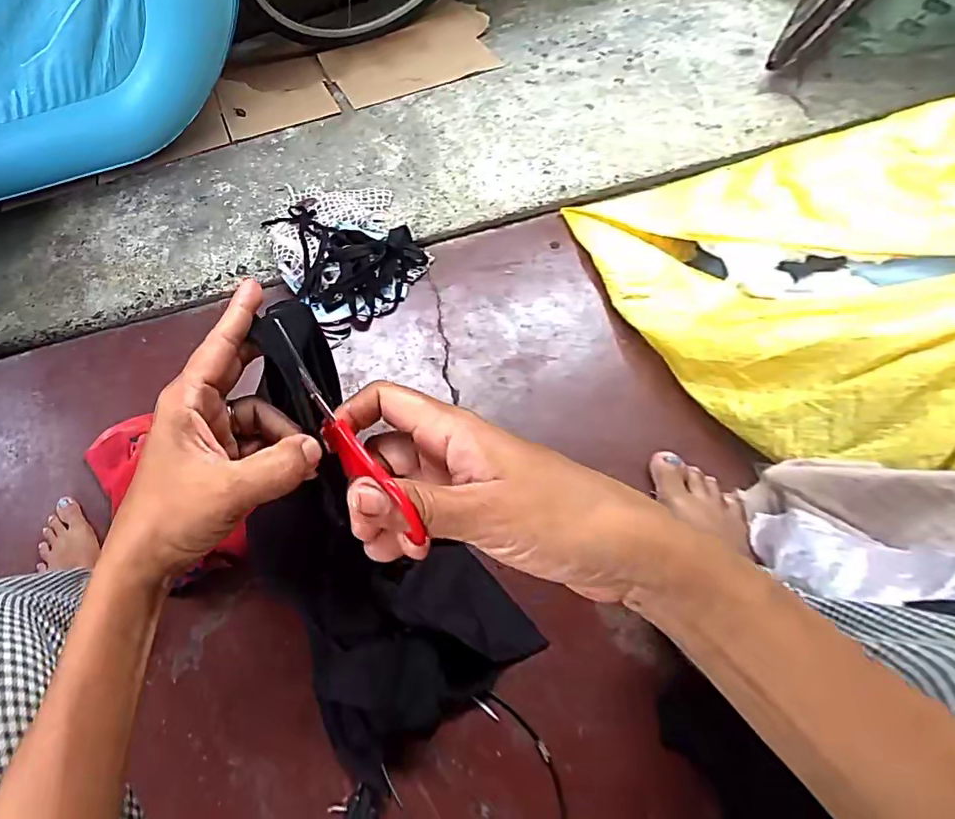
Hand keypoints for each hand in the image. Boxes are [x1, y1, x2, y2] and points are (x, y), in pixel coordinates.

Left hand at [103, 279, 321, 584]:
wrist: (145, 564)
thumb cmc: (170, 516)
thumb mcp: (229, 490)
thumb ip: (278, 467)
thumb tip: (315, 447)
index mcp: (188, 401)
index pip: (219, 347)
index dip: (239, 315)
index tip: (254, 286)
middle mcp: (199, 409)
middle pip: (241, 372)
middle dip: (272, 367)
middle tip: (300, 356)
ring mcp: (210, 435)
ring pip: (259, 416)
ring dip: (283, 434)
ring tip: (305, 458)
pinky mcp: (219, 459)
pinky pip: (257, 443)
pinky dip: (277, 454)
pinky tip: (294, 470)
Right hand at [336, 382, 686, 603]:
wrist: (626, 551)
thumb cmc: (560, 515)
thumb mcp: (485, 510)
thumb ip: (419, 503)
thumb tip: (360, 495)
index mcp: (451, 430)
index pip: (385, 400)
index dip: (351, 417)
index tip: (329, 459)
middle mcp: (448, 449)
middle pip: (384, 450)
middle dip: (366, 485)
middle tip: (368, 527)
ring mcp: (458, 481)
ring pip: (399, 486)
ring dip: (384, 514)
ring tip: (385, 549)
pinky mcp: (470, 511)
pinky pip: (421, 512)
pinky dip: (407, 530)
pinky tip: (408, 554)